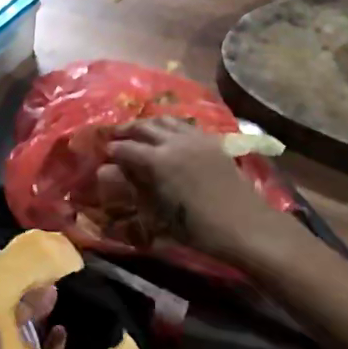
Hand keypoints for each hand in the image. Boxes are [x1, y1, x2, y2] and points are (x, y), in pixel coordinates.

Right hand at [102, 117, 294, 262]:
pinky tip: (168, 135)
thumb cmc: (199, 228)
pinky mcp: (211, 141)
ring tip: (139, 130)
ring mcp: (195, 138)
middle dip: (127, 129)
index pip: (127, 148)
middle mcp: (175, 141)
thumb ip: (137, 189)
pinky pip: (185, 125)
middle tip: (115, 135)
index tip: (103, 151)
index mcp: (158, 160)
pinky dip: (170, 126)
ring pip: (166, 120)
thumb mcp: (160, 215)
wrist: (244, 224)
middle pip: (145, 126)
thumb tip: (113, 174)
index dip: (113, 149)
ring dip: (149, 123)